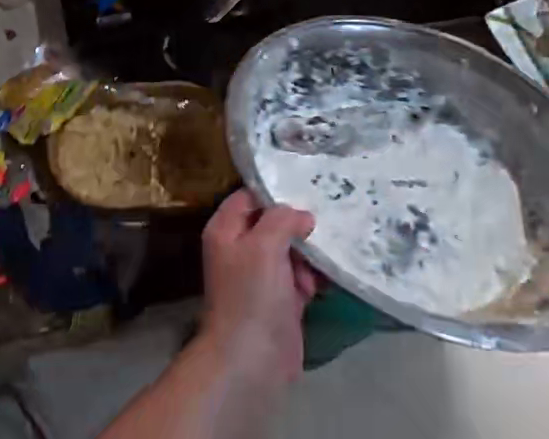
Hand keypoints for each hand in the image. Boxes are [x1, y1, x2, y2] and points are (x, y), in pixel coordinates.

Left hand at [194, 189, 318, 391]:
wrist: (251, 361)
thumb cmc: (251, 296)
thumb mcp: (264, 245)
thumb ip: (282, 219)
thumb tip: (302, 216)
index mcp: (226, 228)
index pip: (250, 195)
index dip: (275, 191)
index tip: (305, 187)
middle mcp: (240, 247)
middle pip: (274, 221)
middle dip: (297, 226)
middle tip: (320, 227)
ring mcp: (260, 273)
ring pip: (290, 248)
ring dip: (308, 255)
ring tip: (315, 268)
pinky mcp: (280, 297)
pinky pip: (300, 275)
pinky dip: (312, 277)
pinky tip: (321, 283)